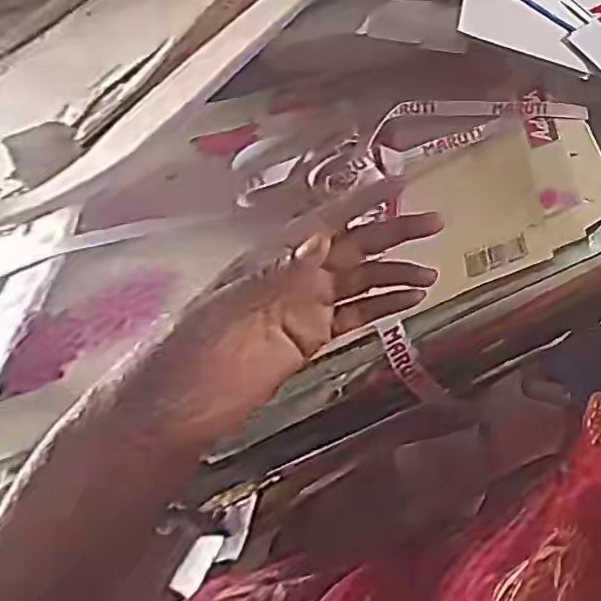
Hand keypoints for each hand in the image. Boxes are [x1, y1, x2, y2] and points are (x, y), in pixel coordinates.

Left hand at [125, 178, 442, 445]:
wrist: (165, 419)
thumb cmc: (186, 355)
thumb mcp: (228, 307)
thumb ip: (278, 271)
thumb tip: (321, 236)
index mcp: (275, 259)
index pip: (327, 219)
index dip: (364, 199)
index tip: (400, 182)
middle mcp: (297, 274)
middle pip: (356, 244)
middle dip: (396, 231)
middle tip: (435, 224)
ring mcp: (308, 305)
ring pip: (365, 278)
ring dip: (398, 272)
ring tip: (429, 276)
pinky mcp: (315, 335)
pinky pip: (360, 311)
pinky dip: (388, 303)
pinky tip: (412, 300)